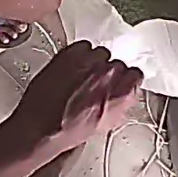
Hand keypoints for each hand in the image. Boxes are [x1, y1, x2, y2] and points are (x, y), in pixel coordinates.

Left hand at [2, 41, 142, 156]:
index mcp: (123, 93)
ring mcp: (90, 61)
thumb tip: (123, 96)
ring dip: (92, 62)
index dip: (125, 80)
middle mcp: (110, 74)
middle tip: (94, 83)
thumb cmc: (69, 130)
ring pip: (100, 53)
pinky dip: (78, 54)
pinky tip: (71, 69)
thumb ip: (120, 103)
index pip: (136, 75)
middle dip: (107, 73)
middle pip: (117, 63)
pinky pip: (82, 46)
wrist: (41, 126)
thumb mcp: (106, 123)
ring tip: (80, 77)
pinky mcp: (71, 53)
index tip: (119, 83)